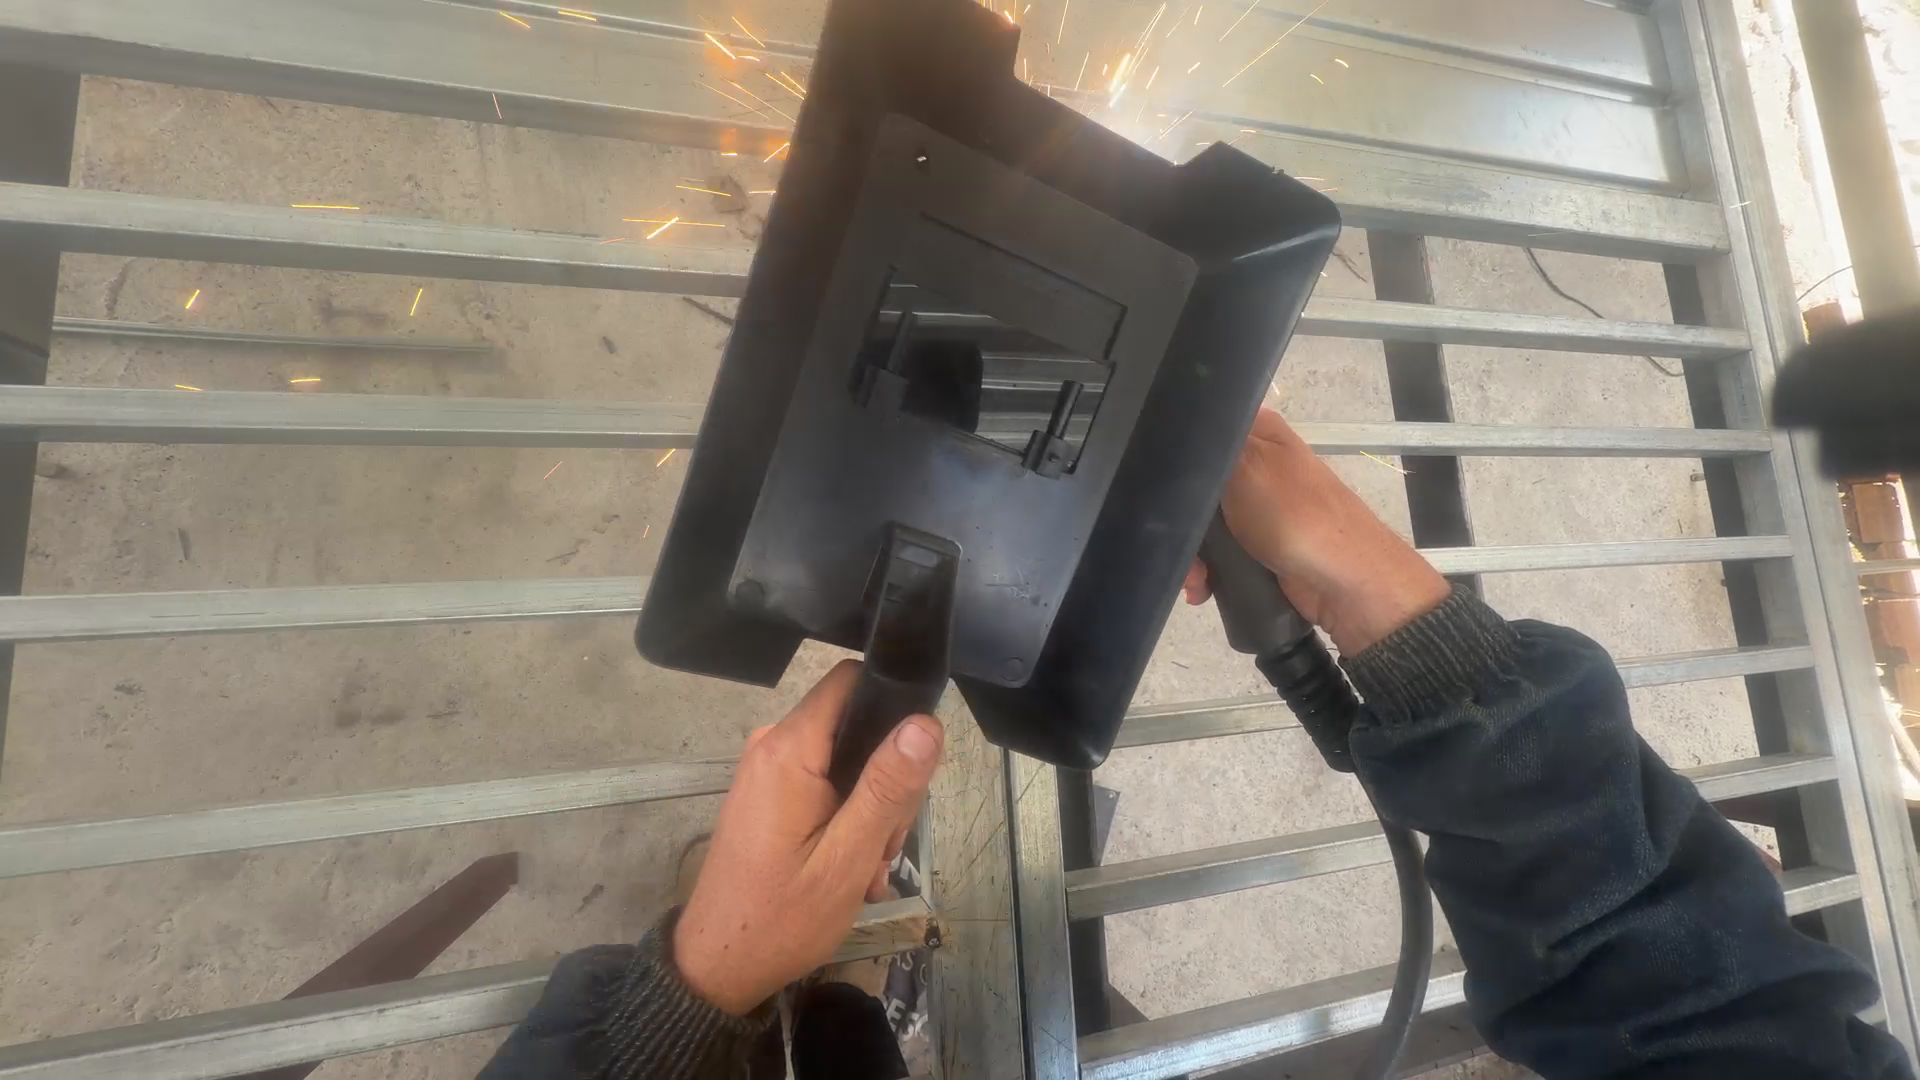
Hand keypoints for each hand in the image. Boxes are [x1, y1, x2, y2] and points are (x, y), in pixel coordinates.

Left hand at [673, 660, 944, 1015]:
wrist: (715, 970)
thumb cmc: (781, 917)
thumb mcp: (846, 857)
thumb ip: (887, 787)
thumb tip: (925, 724)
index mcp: (789, 747)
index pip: (852, 680)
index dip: (892, 703)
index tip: (915, 756)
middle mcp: (773, 743)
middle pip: (855, 723)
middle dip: (886, 777)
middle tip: (888, 841)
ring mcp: (768, 768)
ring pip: (846, 756)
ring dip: (870, 807)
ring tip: (869, 866)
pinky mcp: (768, 791)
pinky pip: (824, 780)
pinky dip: (847, 815)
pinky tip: (853, 865)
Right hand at [1184, 407, 1448, 653]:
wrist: (1344, 584)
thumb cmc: (1295, 517)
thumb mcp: (1247, 466)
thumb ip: (1208, 447)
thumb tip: (1174, 433)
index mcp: (1258, 433)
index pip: (1201, 429)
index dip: (1174, 453)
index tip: (1154, 480)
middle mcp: (1256, 465)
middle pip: (1194, 484)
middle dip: (1179, 520)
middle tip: (1175, 543)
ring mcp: (1256, 508)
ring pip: (1201, 523)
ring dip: (1192, 554)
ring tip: (1193, 578)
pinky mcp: (1257, 545)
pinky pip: (1216, 553)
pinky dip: (1206, 571)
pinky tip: (1201, 587)